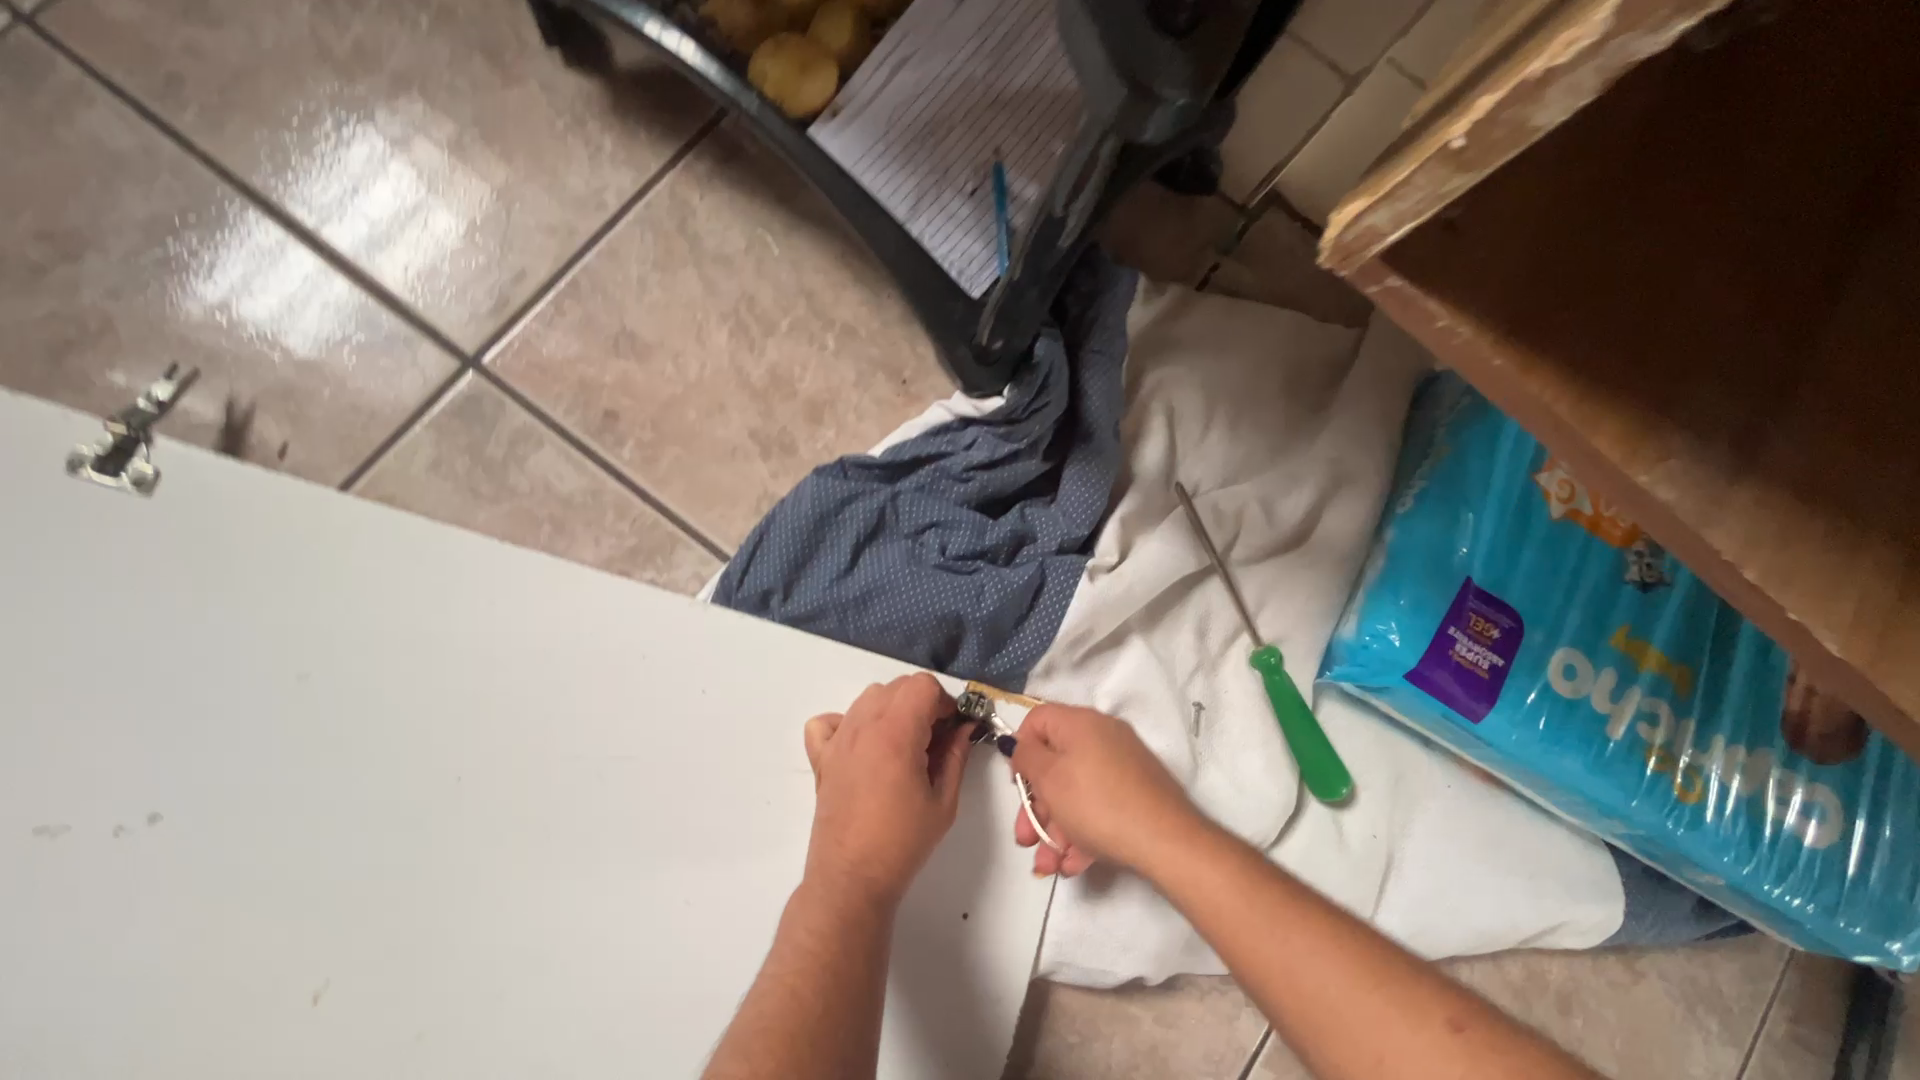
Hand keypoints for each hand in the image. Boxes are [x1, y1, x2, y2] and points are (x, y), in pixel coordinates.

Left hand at [801, 674, 971, 911]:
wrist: (852, 877)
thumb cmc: (903, 842)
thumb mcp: (944, 801)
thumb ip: (956, 756)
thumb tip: (964, 729)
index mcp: (895, 732)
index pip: (923, 685)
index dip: (945, 702)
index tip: (952, 729)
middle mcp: (862, 726)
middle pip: (897, 686)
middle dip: (923, 703)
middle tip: (935, 740)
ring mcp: (837, 740)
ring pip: (868, 697)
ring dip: (891, 709)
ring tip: (904, 745)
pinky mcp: (821, 757)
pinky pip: (829, 721)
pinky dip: (847, 723)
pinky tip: (863, 747)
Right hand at [1011, 705, 1203, 877]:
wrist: (1166, 841)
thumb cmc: (1097, 804)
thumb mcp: (1049, 779)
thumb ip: (1026, 756)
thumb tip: (1019, 744)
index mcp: (1081, 724)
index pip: (1037, 720)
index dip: (1020, 749)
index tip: (1017, 783)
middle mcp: (1102, 738)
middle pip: (1055, 764)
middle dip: (1035, 807)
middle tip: (1025, 838)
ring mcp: (1122, 768)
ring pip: (1075, 793)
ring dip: (1055, 829)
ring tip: (1049, 865)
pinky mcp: (1135, 795)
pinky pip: (1099, 807)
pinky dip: (1082, 833)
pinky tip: (1073, 864)